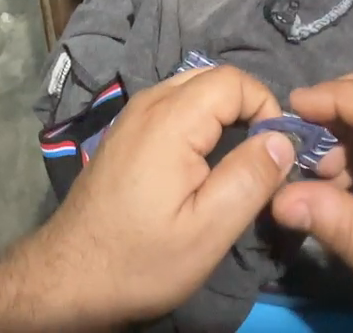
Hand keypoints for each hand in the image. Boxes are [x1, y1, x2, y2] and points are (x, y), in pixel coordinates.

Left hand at [0, 66, 295, 331]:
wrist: (70, 274)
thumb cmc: (140, 257)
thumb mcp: (207, 230)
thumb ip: (249, 178)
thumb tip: (282, 138)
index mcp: (171, 117)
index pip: (233, 80)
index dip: (265, 106)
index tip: (275, 152)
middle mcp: (150, 101)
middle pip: (213, 78)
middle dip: (247, 108)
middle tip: (261, 157)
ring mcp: (134, 113)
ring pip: (193, 89)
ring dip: (223, 114)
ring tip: (236, 162)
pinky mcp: (127, 130)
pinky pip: (173, 105)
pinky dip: (199, 120)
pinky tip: (202, 162)